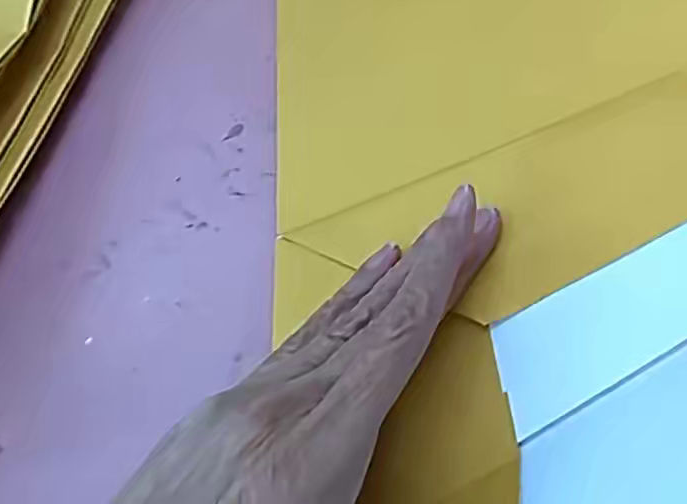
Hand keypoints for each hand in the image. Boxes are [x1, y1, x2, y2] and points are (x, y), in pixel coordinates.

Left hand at [115, 185, 499, 503]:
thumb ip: (377, 481)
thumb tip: (446, 472)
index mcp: (308, 456)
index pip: (397, 336)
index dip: (443, 271)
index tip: (471, 221)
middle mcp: (274, 412)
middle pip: (376, 315)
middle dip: (432, 256)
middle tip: (468, 210)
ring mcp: (237, 405)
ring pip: (337, 320)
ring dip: (394, 274)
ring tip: (428, 237)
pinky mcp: (214, 411)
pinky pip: (299, 341)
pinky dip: (344, 302)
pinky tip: (365, 278)